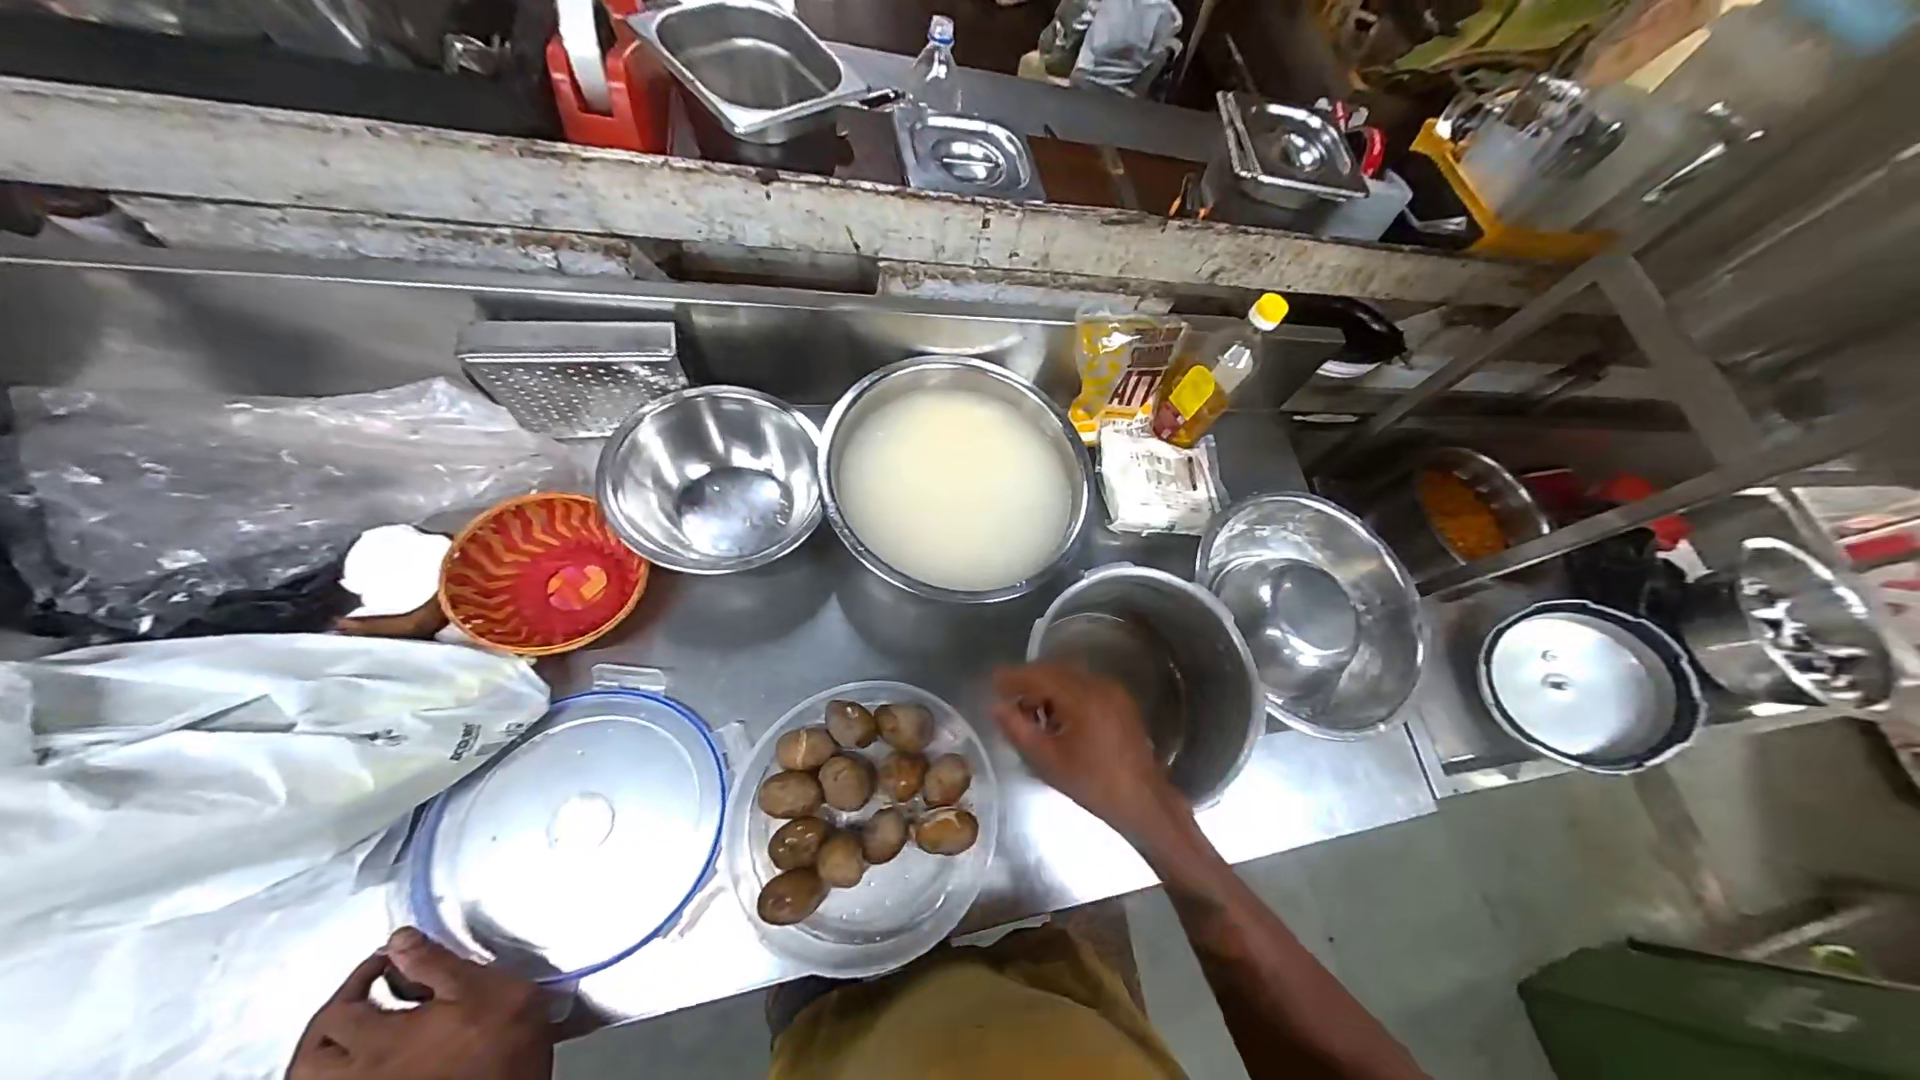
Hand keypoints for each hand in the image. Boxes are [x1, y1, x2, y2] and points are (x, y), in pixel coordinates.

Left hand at [287, 927, 552, 1079]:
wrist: (515, 1078)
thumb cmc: (500, 1032)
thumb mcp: (477, 986)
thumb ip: (432, 964)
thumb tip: (397, 940)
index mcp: (377, 1043)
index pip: (338, 1011)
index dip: (358, 978)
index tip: (387, 960)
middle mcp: (359, 1078)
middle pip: (309, 1059)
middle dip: (330, 1021)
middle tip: (363, 996)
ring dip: (332, 1053)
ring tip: (366, 1029)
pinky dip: (351, 1070)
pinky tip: (380, 1057)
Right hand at [991, 662, 1188, 840]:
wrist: (1144, 801)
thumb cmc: (1093, 785)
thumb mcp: (1048, 761)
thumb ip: (1018, 731)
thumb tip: (997, 708)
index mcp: (1083, 698)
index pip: (1041, 675)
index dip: (1014, 677)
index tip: (993, 682)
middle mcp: (1100, 686)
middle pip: (1056, 671)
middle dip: (1029, 681)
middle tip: (1008, 698)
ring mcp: (1114, 692)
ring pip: (1071, 677)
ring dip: (1047, 687)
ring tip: (1030, 712)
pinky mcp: (1121, 702)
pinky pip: (1085, 686)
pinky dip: (1065, 693)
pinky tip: (1056, 717)